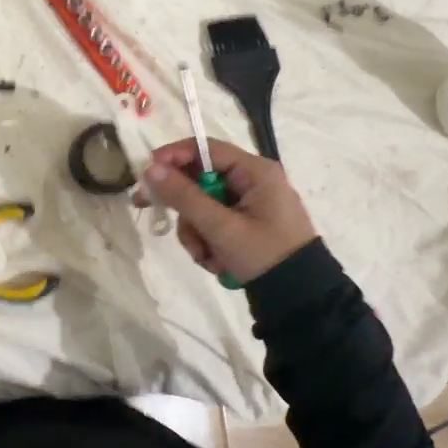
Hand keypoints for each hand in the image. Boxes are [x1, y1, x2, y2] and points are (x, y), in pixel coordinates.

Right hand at [133, 138, 316, 282]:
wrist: (301, 298)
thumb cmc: (264, 255)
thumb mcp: (220, 227)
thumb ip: (184, 196)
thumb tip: (150, 168)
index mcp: (255, 172)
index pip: (205, 149)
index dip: (173, 156)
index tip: (146, 172)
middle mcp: (252, 181)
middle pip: (199, 180)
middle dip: (183, 206)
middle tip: (147, 207)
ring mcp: (249, 204)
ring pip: (201, 205)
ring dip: (195, 232)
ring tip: (205, 256)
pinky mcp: (245, 224)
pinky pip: (212, 222)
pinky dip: (207, 241)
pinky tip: (216, 261)